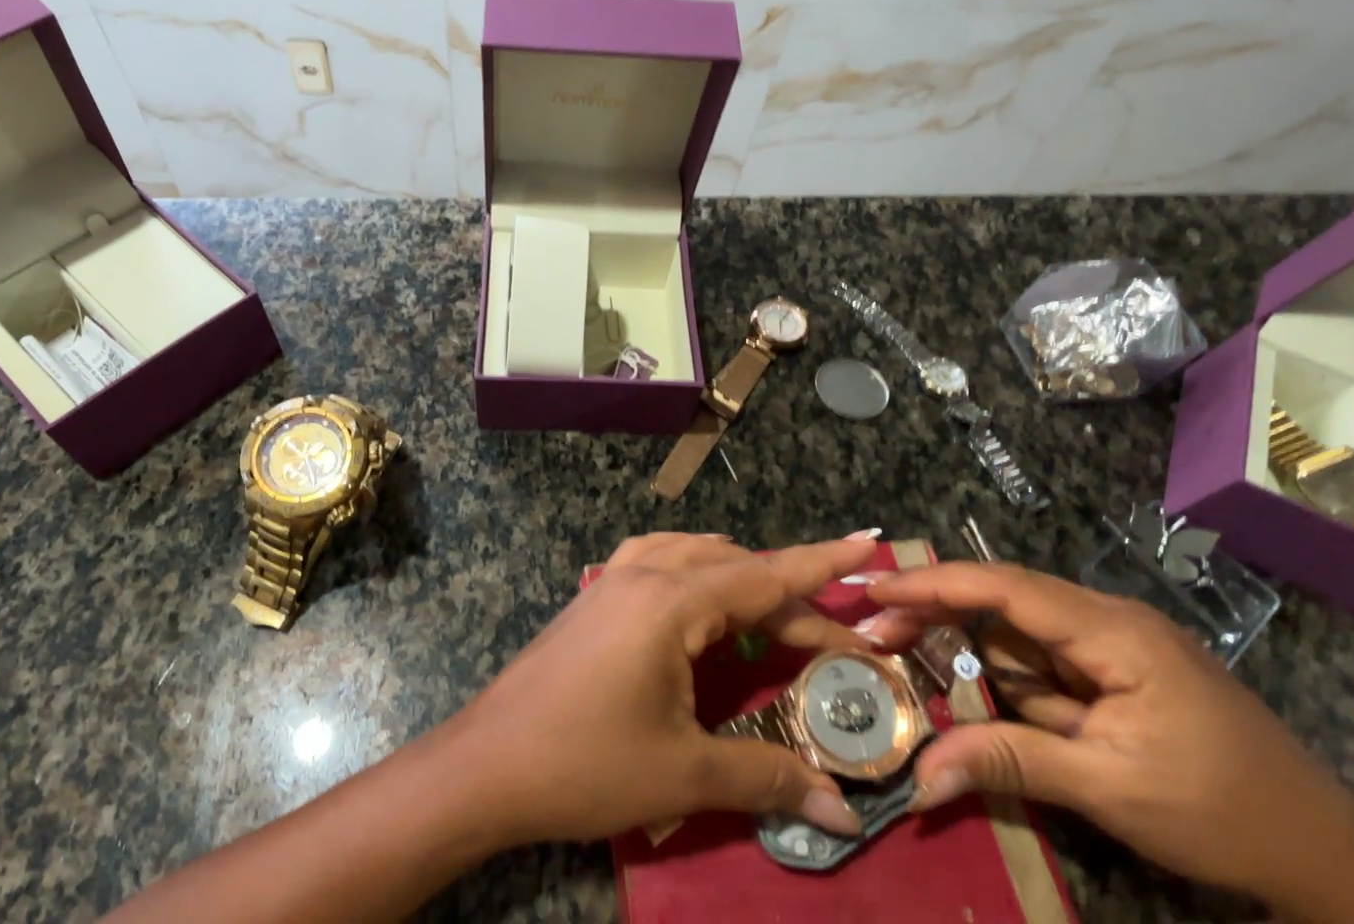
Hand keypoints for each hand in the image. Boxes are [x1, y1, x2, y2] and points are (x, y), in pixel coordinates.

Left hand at [440, 532, 881, 845]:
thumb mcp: (683, 774)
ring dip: (735, 573)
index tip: (869, 544)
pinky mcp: (589, 602)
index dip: (821, 565)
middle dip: (784, 592)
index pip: (762, 575)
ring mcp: (607, 583)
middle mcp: (640, 574)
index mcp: (669, 602)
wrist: (484, 766)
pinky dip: (690, 571)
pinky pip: (652, 562)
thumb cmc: (584, 764)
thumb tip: (841, 808)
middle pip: (729, 564)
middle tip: (829, 636)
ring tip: (770, 607)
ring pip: (687, 553)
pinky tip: (694, 602)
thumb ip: (766, 777)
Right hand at [861, 563, 1353, 921]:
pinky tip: (970, 698)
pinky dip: (1002, 681)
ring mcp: (1114, 651)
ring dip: (967, 653)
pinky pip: (1042, 668)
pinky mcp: (1114, 679)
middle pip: (1004, 602)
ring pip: (1018, 636)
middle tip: (874, 637)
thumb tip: (919, 776)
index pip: (1007, 588)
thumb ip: (1008, 764)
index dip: (934, 584)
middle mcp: (1110, 624)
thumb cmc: (1223, 811)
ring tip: (904, 662)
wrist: (1324, 855)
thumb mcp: (1109, 788)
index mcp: (1115, 633)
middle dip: (937, 615)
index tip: (873, 589)